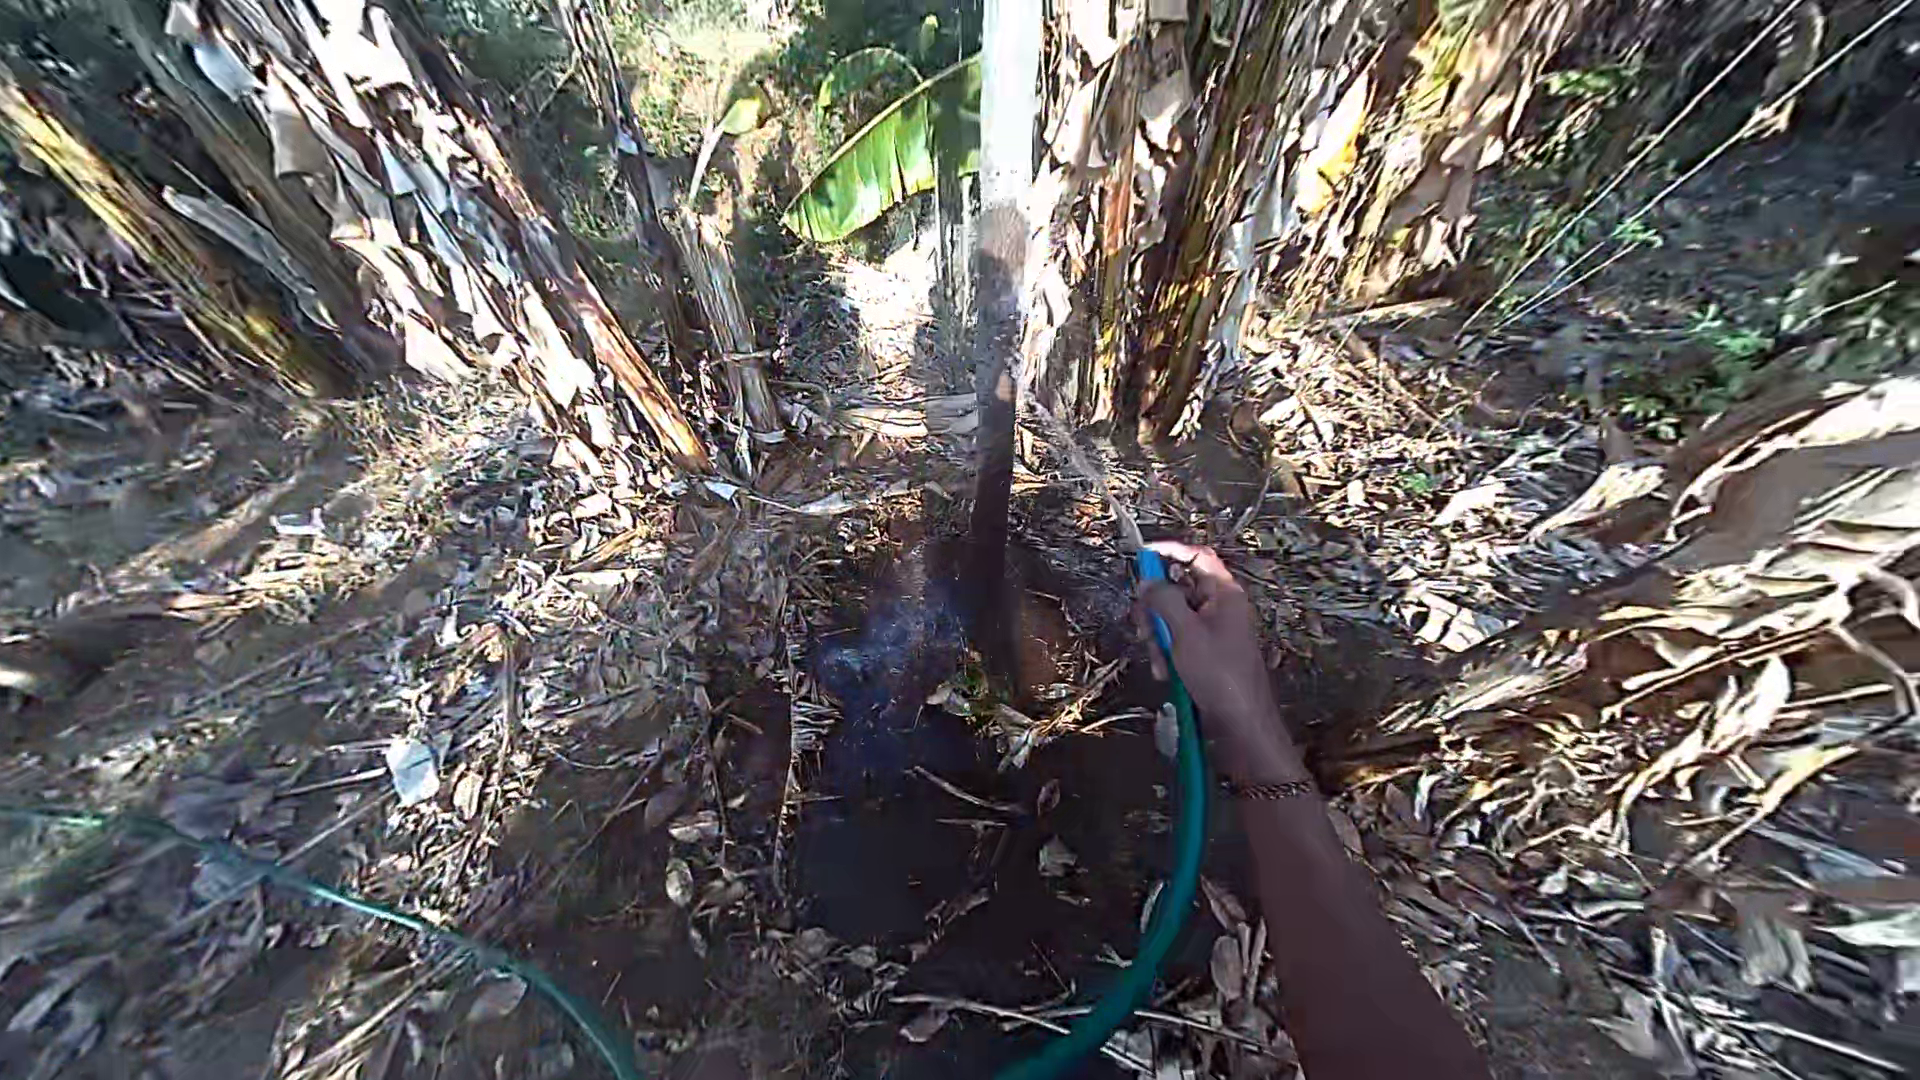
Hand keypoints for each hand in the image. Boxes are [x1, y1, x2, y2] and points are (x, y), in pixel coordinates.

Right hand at [1133, 541, 1304, 783]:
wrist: (1240, 724)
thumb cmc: (1217, 673)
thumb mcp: (1184, 633)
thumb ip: (1163, 601)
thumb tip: (1147, 581)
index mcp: (1223, 594)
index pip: (1197, 557)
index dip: (1170, 551)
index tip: (1142, 554)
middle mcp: (1219, 607)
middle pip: (1177, 589)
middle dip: (1155, 607)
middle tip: (1143, 626)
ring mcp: (1212, 631)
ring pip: (1171, 616)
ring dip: (1157, 635)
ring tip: (1157, 658)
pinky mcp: (1204, 652)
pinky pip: (1177, 639)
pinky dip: (1166, 651)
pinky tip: (1164, 670)